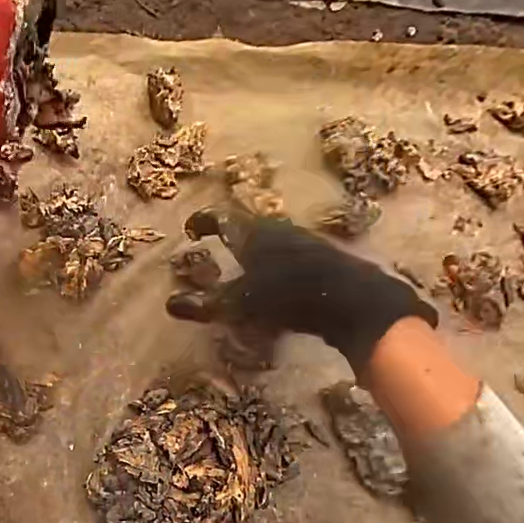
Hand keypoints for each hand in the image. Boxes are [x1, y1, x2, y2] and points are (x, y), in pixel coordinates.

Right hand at [168, 206, 436, 371]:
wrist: (354, 302)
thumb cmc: (286, 297)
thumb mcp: (237, 304)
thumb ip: (203, 304)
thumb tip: (169, 304)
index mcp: (251, 234)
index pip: (219, 218)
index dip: (202, 222)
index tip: (191, 230)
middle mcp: (276, 230)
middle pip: (246, 226)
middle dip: (229, 235)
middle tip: (215, 245)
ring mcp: (303, 241)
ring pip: (269, 239)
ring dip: (253, 249)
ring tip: (242, 266)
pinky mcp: (323, 257)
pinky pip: (288, 254)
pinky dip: (273, 263)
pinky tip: (274, 282)